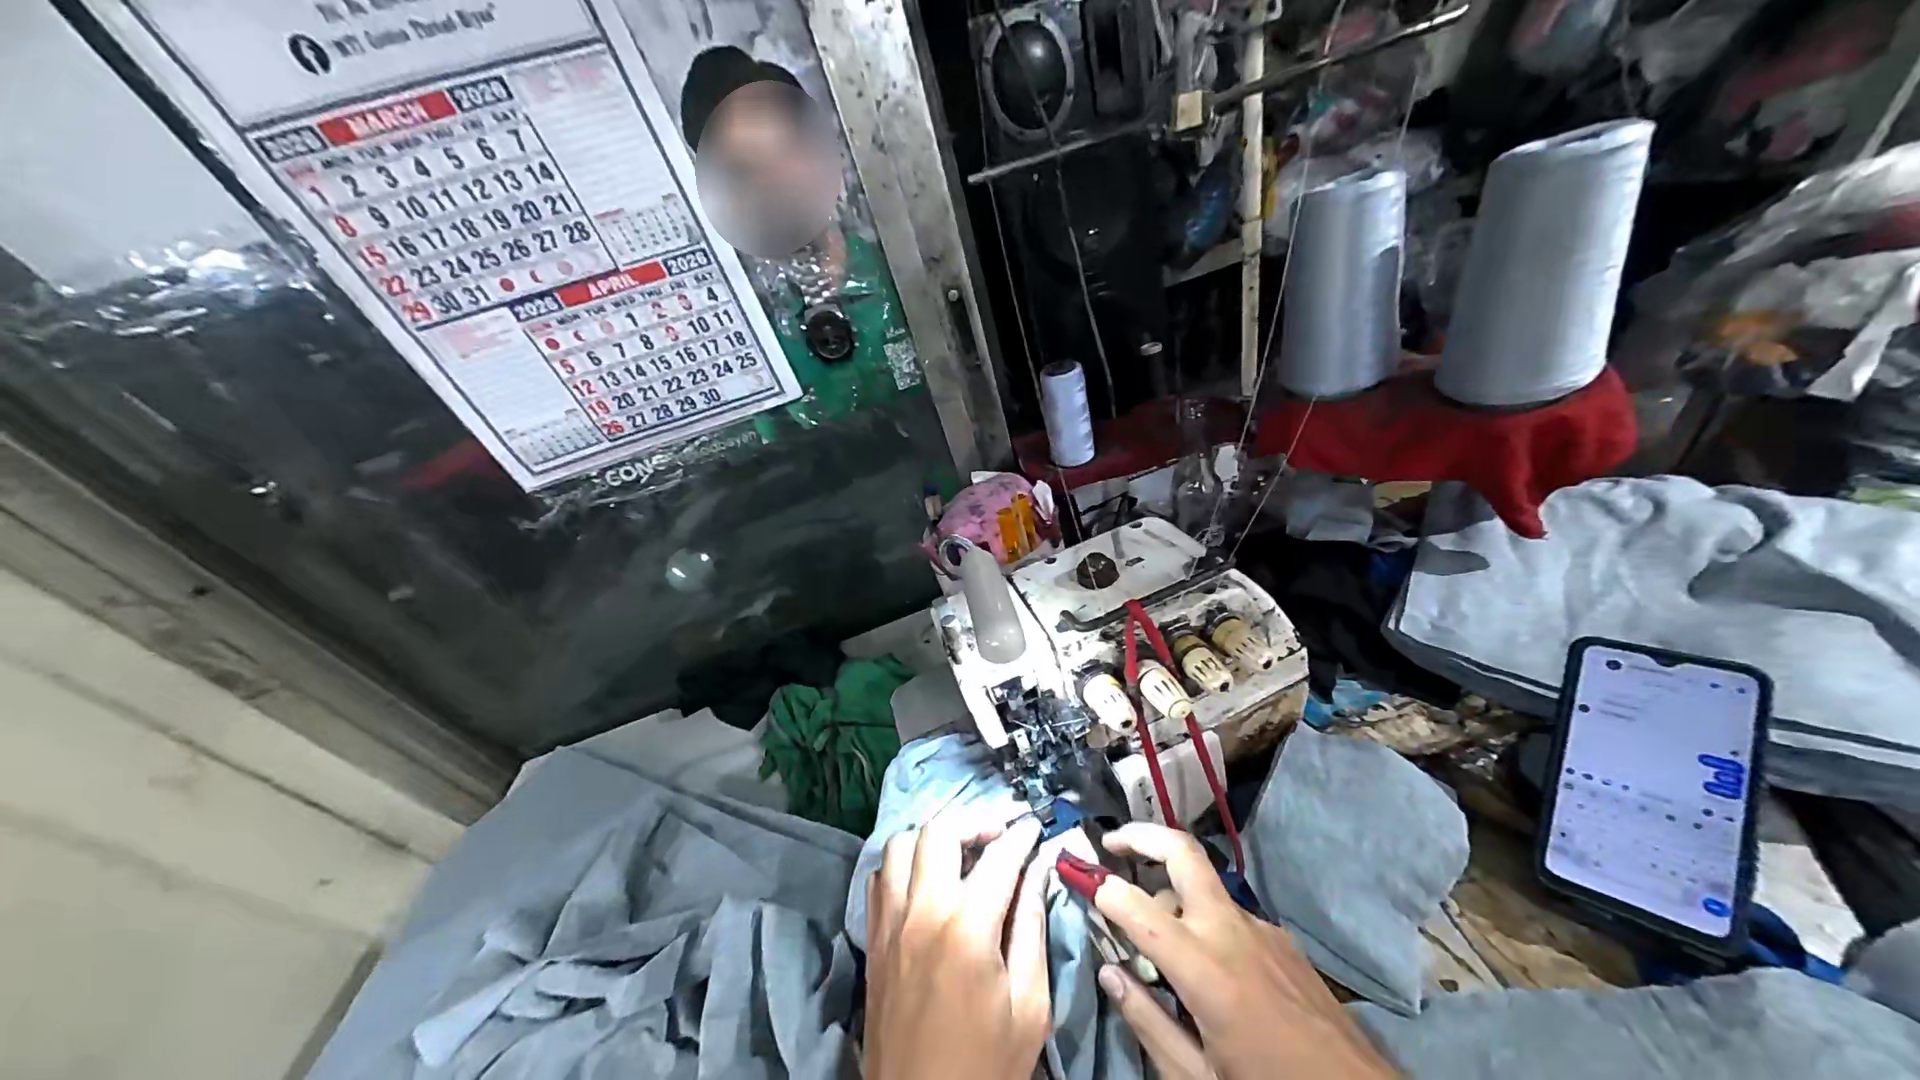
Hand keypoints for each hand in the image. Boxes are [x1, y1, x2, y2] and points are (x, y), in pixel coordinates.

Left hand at [864, 812, 1050, 1079]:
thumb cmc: (986, 1066)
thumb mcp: (1029, 1007)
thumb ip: (1031, 929)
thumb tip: (1036, 874)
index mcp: (967, 927)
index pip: (998, 857)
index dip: (1021, 835)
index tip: (1034, 825)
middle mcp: (922, 911)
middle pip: (939, 833)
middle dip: (975, 824)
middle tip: (999, 838)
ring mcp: (890, 923)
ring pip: (901, 845)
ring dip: (933, 840)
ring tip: (960, 857)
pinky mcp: (872, 939)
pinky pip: (880, 877)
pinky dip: (904, 865)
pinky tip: (926, 883)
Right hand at [1091, 823, 1397, 1079]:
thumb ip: (1147, 1021)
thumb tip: (1110, 971)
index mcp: (1205, 969)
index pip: (1137, 907)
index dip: (1100, 887)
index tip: (1076, 877)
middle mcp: (1232, 932)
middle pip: (1182, 853)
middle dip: (1140, 836)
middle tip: (1110, 843)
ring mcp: (1263, 931)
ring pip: (1203, 889)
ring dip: (1170, 893)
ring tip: (1153, 934)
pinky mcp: (1284, 942)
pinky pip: (1229, 917)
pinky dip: (1203, 921)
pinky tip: (1205, 966)